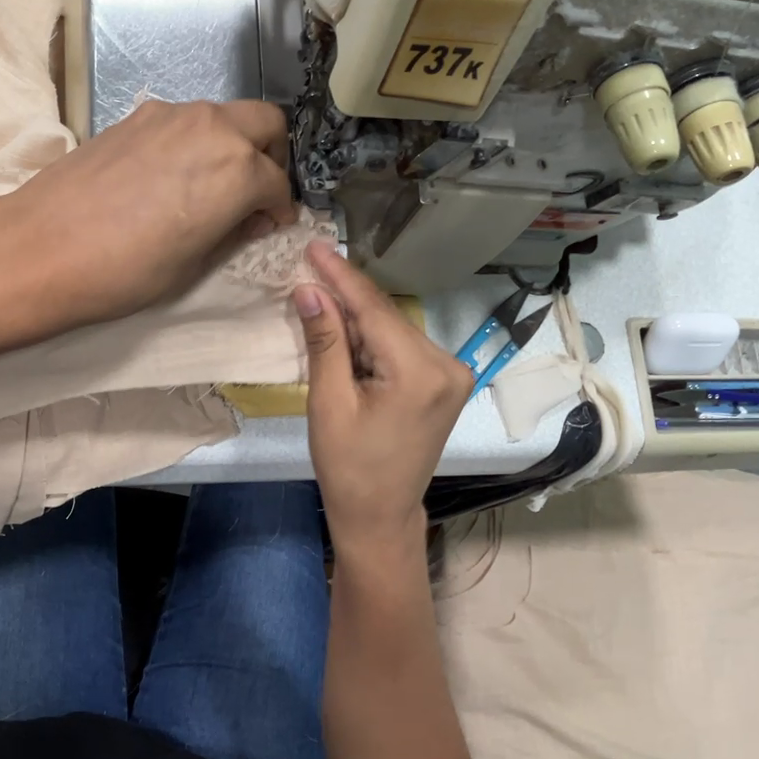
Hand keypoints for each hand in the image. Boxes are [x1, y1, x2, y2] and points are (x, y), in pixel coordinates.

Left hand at [0, 100, 295, 325]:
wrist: (42, 248)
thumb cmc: (124, 271)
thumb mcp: (193, 265)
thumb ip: (231, 231)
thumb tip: (247, 217)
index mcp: (237, 170)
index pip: (278, 182)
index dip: (279, 209)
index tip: (268, 226)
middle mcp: (211, 128)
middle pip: (265, 123)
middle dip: (271, 157)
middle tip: (254, 194)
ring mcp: (170, 116)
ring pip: (223, 116)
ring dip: (232, 145)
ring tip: (211, 187)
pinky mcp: (135, 116)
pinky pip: (184, 121)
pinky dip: (195, 142)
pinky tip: (171, 177)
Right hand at [295, 241, 472, 550]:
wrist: (380, 514)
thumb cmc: (348, 467)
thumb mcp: (329, 403)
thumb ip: (325, 342)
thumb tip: (309, 290)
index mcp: (420, 373)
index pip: (374, 310)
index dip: (340, 276)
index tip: (314, 245)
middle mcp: (447, 365)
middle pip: (385, 317)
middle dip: (344, 297)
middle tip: (306, 271)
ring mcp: (452, 374)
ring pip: (392, 329)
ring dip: (356, 319)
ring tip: (317, 302)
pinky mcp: (445, 382)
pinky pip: (401, 347)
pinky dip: (372, 340)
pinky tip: (344, 334)